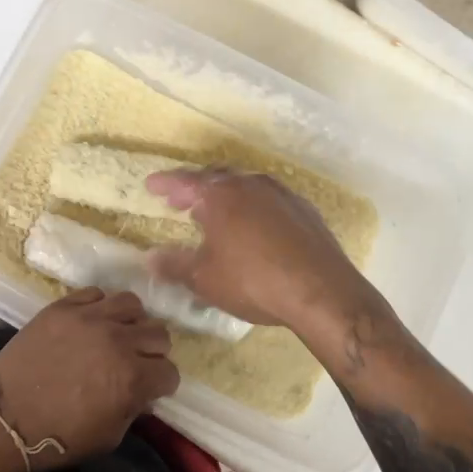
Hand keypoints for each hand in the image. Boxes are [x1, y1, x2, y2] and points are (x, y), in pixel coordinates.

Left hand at [0, 288, 179, 471]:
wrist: (7, 418)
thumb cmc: (60, 437)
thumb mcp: (110, 436)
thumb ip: (134, 409)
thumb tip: (144, 392)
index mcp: (133, 378)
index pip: (170, 371)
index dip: (162, 383)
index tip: (151, 387)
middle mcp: (118, 341)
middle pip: (158, 333)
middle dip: (153, 351)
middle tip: (137, 360)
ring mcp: (89, 319)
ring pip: (132, 304)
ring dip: (131, 322)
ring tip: (117, 334)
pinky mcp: (63, 308)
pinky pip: (95, 293)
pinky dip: (100, 306)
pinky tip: (92, 321)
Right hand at [144, 169, 396, 338]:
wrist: (322, 292)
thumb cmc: (253, 281)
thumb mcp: (204, 278)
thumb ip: (174, 264)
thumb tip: (150, 258)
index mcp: (222, 194)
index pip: (186, 181)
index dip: (166, 183)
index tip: (152, 185)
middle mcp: (252, 185)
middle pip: (218, 178)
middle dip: (196, 189)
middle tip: (180, 202)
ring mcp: (283, 195)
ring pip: (246, 188)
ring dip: (227, 198)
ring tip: (215, 216)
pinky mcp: (307, 212)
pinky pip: (270, 203)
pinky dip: (253, 210)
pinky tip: (253, 230)